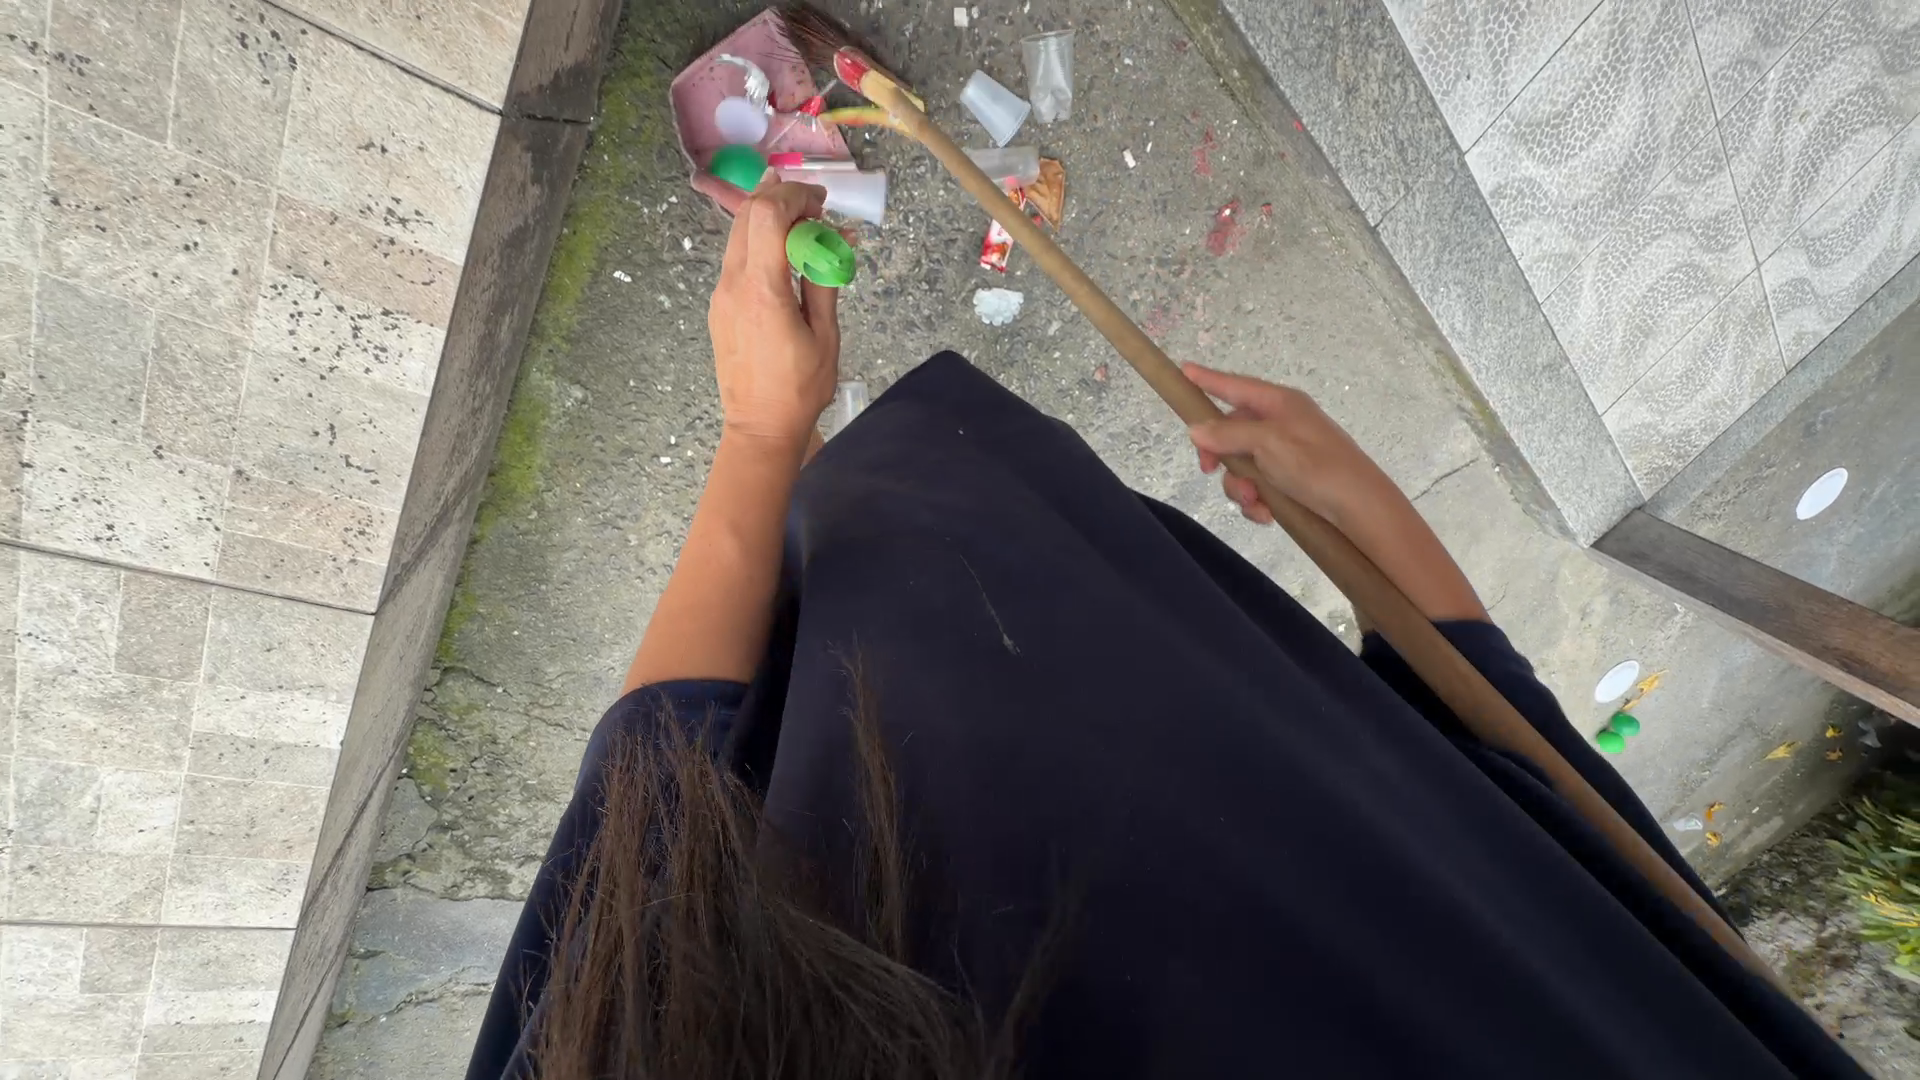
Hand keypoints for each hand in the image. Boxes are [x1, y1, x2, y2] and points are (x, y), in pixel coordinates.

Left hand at [708, 179, 840, 444]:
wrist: (759, 427)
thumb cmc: (799, 389)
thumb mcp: (825, 337)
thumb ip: (824, 283)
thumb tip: (833, 243)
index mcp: (763, 291)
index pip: (767, 214)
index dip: (795, 196)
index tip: (822, 203)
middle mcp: (733, 285)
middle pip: (748, 214)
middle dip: (781, 199)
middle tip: (814, 210)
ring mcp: (720, 295)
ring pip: (738, 234)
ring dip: (769, 220)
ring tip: (803, 227)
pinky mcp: (719, 307)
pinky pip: (736, 260)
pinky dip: (760, 245)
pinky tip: (784, 258)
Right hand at [1183, 363, 1392, 528]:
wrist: (1358, 507)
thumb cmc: (1316, 465)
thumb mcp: (1267, 443)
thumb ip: (1228, 434)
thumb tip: (1195, 428)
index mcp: (1278, 404)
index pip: (1234, 386)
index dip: (1208, 379)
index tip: (1183, 370)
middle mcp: (1279, 424)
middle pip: (1230, 432)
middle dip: (1220, 456)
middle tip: (1209, 470)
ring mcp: (1284, 453)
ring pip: (1239, 465)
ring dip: (1239, 486)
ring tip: (1254, 500)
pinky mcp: (1288, 480)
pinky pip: (1256, 486)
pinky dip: (1255, 501)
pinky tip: (1266, 513)